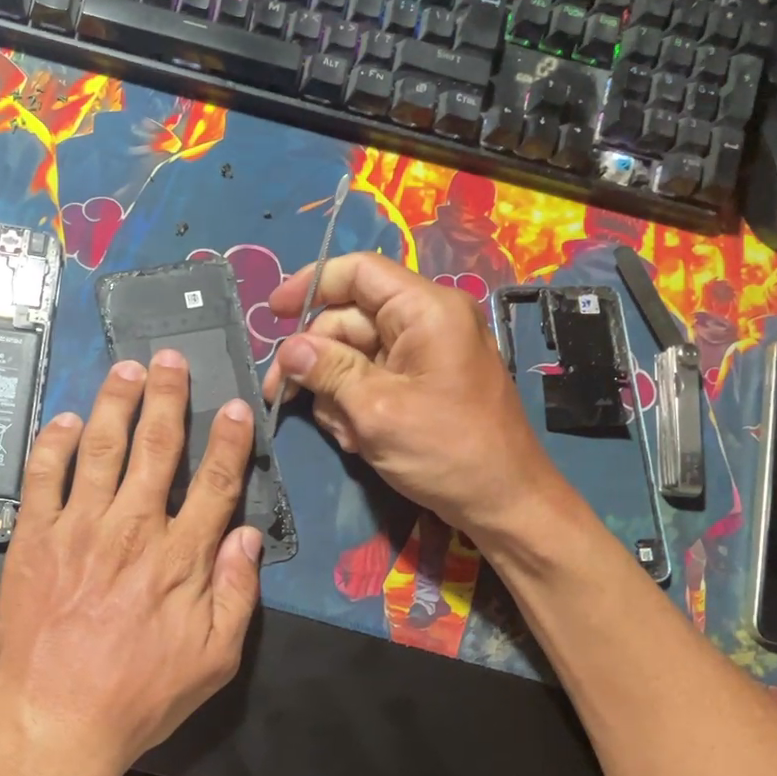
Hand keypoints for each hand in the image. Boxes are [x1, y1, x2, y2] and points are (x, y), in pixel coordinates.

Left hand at [0, 351, 263, 775]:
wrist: (55, 718)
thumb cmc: (140, 696)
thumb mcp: (214, 660)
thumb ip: (236, 595)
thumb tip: (249, 538)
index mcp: (181, 557)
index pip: (215, 483)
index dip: (229, 441)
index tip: (234, 407)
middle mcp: (132, 529)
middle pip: (157, 447)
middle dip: (168, 397)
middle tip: (171, 359)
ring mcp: (78, 528)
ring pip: (100, 448)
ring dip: (115, 403)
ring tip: (126, 369)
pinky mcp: (33, 538)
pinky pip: (43, 477)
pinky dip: (53, 444)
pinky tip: (63, 420)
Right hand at [262, 252, 569, 545]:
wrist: (503, 503)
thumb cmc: (446, 451)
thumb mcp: (377, 411)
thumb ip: (329, 371)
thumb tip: (288, 348)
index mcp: (426, 310)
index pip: (359, 272)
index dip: (311, 285)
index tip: (272, 314)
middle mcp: (426, 322)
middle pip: (349, 319)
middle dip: (315, 358)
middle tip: (281, 397)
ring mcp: (424, 355)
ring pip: (354, 355)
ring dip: (335, 393)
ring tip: (345, 434)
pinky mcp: (421, 385)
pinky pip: (372, 380)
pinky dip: (355, 406)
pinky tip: (358, 440)